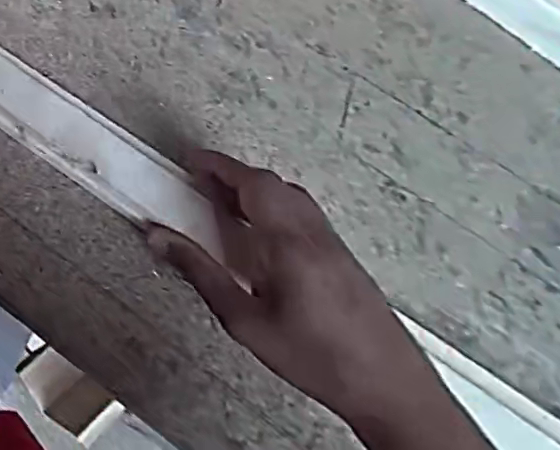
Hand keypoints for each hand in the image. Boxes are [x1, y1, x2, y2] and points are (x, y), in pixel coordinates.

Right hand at [145, 152, 489, 449]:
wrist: (397, 399)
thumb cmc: (326, 363)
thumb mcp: (245, 320)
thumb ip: (199, 272)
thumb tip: (162, 239)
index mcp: (291, 245)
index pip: (252, 183)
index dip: (218, 165)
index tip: (192, 160)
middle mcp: (317, 239)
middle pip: (273, 185)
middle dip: (233, 175)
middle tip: (202, 179)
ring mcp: (337, 250)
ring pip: (293, 198)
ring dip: (256, 189)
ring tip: (227, 202)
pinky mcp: (347, 263)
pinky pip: (306, 216)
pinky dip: (276, 207)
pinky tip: (261, 232)